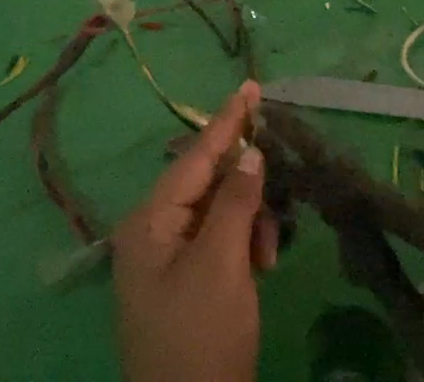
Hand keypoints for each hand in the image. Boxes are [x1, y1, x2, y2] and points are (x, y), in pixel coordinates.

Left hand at [113, 81, 278, 381]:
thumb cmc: (201, 337)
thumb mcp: (221, 265)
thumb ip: (235, 202)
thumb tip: (251, 151)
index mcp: (149, 220)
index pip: (195, 156)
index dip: (227, 121)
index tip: (251, 85)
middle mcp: (152, 231)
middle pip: (207, 183)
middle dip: (245, 190)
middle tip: (274, 211)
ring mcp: (167, 259)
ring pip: (218, 213)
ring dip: (248, 224)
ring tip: (267, 256)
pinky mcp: (186, 282)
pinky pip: (218, 243)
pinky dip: (242, 246)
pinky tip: (261, 265)